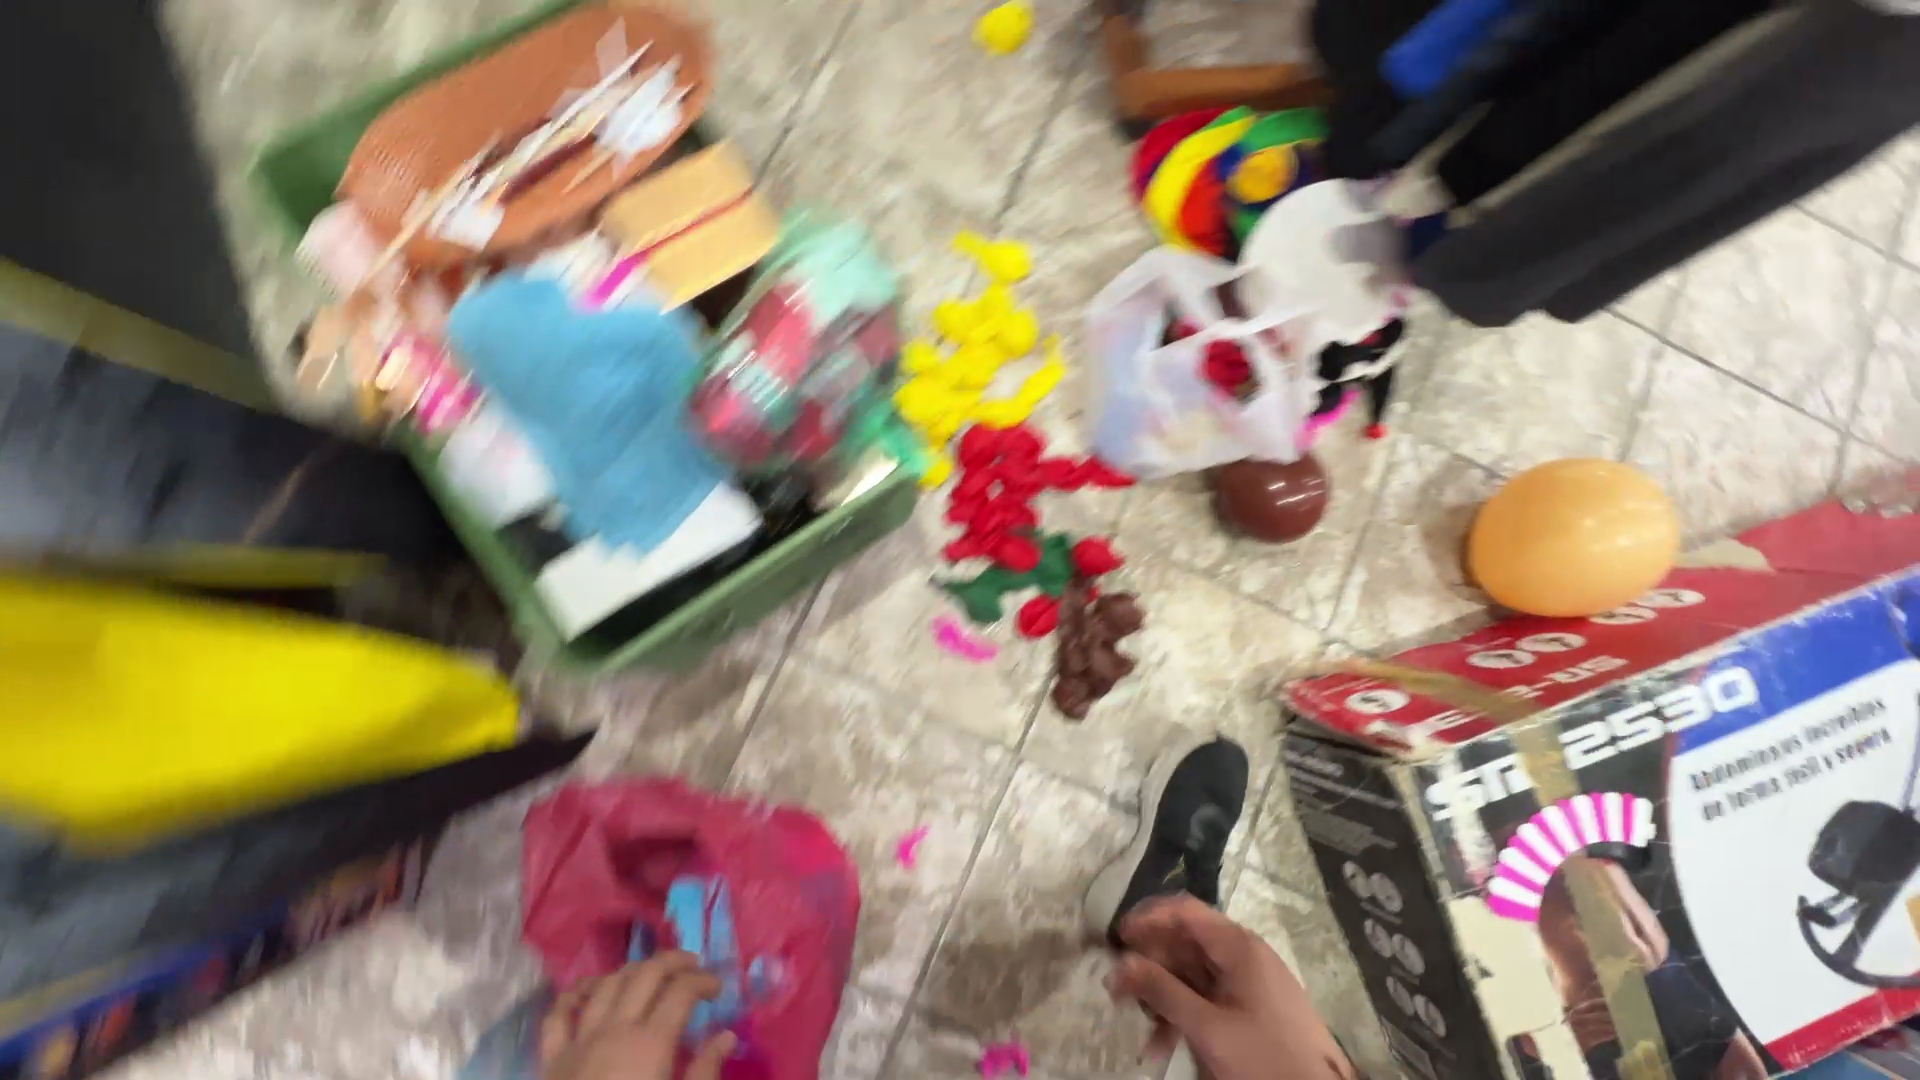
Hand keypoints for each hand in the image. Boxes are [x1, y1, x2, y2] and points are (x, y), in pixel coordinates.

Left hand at [540, 952, 736, 1079]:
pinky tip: (591, 990)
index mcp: (651, 1044)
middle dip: (674, 962)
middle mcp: (615, 1030)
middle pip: (647, 973)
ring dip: (634, 970)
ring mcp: (579, 1042)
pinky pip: (559, 1014)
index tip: (719, 990)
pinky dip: (577, 993)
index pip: (682, 989)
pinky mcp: (552, 1061)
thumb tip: (726, 1037)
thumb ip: (705, 1072)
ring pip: (608, 983)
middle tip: (694, 968)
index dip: (704, 980)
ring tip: (652, 975)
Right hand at [1110, 895, 1353, 1079]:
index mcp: (1237, 945)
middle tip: (1118, 991)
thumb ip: (1162, 991)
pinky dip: (1183, 1014)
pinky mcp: (1250, 1009)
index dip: (1147, 918)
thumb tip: (1121, 963)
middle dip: (1150, 964)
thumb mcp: (1208, 1027)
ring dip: (1163, 996)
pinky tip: (1163, 1044)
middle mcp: (1242, 954)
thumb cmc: (1266, 1059)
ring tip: (1141, 1025)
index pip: (1183, 910)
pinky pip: (1207, 998)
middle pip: (1184, 942)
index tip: (1117, 940)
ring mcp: (1248, 983)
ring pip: (1191, 974)